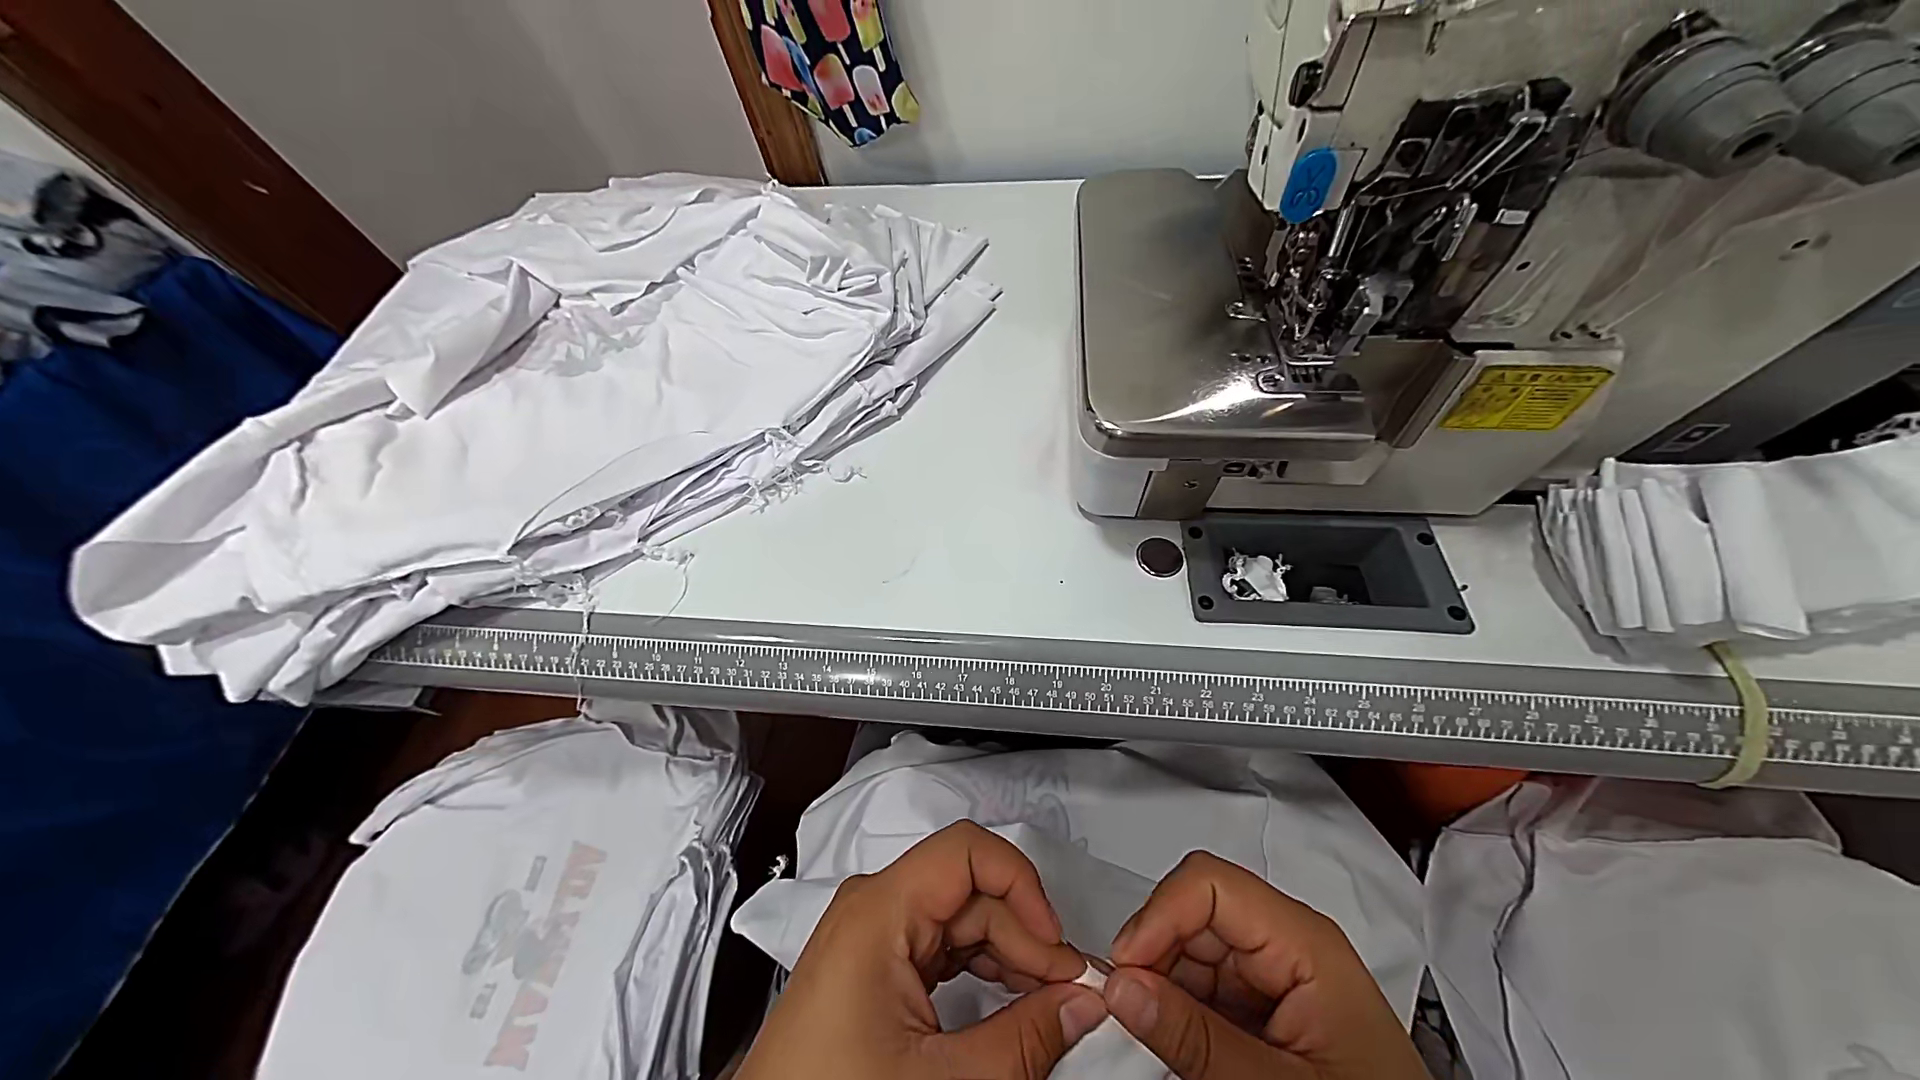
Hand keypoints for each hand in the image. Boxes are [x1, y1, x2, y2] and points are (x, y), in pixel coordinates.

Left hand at [736, 821, 1110, 1079]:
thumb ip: (1023, 1039)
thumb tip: (1078, 1004)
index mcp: (879, 911)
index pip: (967, 852)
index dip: (1022, 885)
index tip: (1055, 940)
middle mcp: (874, 907)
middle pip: (972, 890)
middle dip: (1026, 934)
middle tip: (1067, 989)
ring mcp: (874, 933)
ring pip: (962, 917)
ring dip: (1010, 955)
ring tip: (1045, 1003)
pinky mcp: (878, 960)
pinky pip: (944, 944)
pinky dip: (983, 968)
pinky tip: (1010, 1003)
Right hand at [1100, 851, 1426, 1079]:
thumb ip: (1199, 1040)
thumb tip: (1124, 987)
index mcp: (1304, 944)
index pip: (1211, 884)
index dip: (1159, 915)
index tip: (1126, 967)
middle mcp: (1285, 945)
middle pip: (1192, 912)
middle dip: (1153, 954)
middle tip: (1129, 1008)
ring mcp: (1271, 974)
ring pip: (1187, 948)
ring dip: (1160, 985)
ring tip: (1160, 1039)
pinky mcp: (1260, 1004)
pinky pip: (1198, 984)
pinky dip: (1175, 1009)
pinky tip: (1179, 1045)